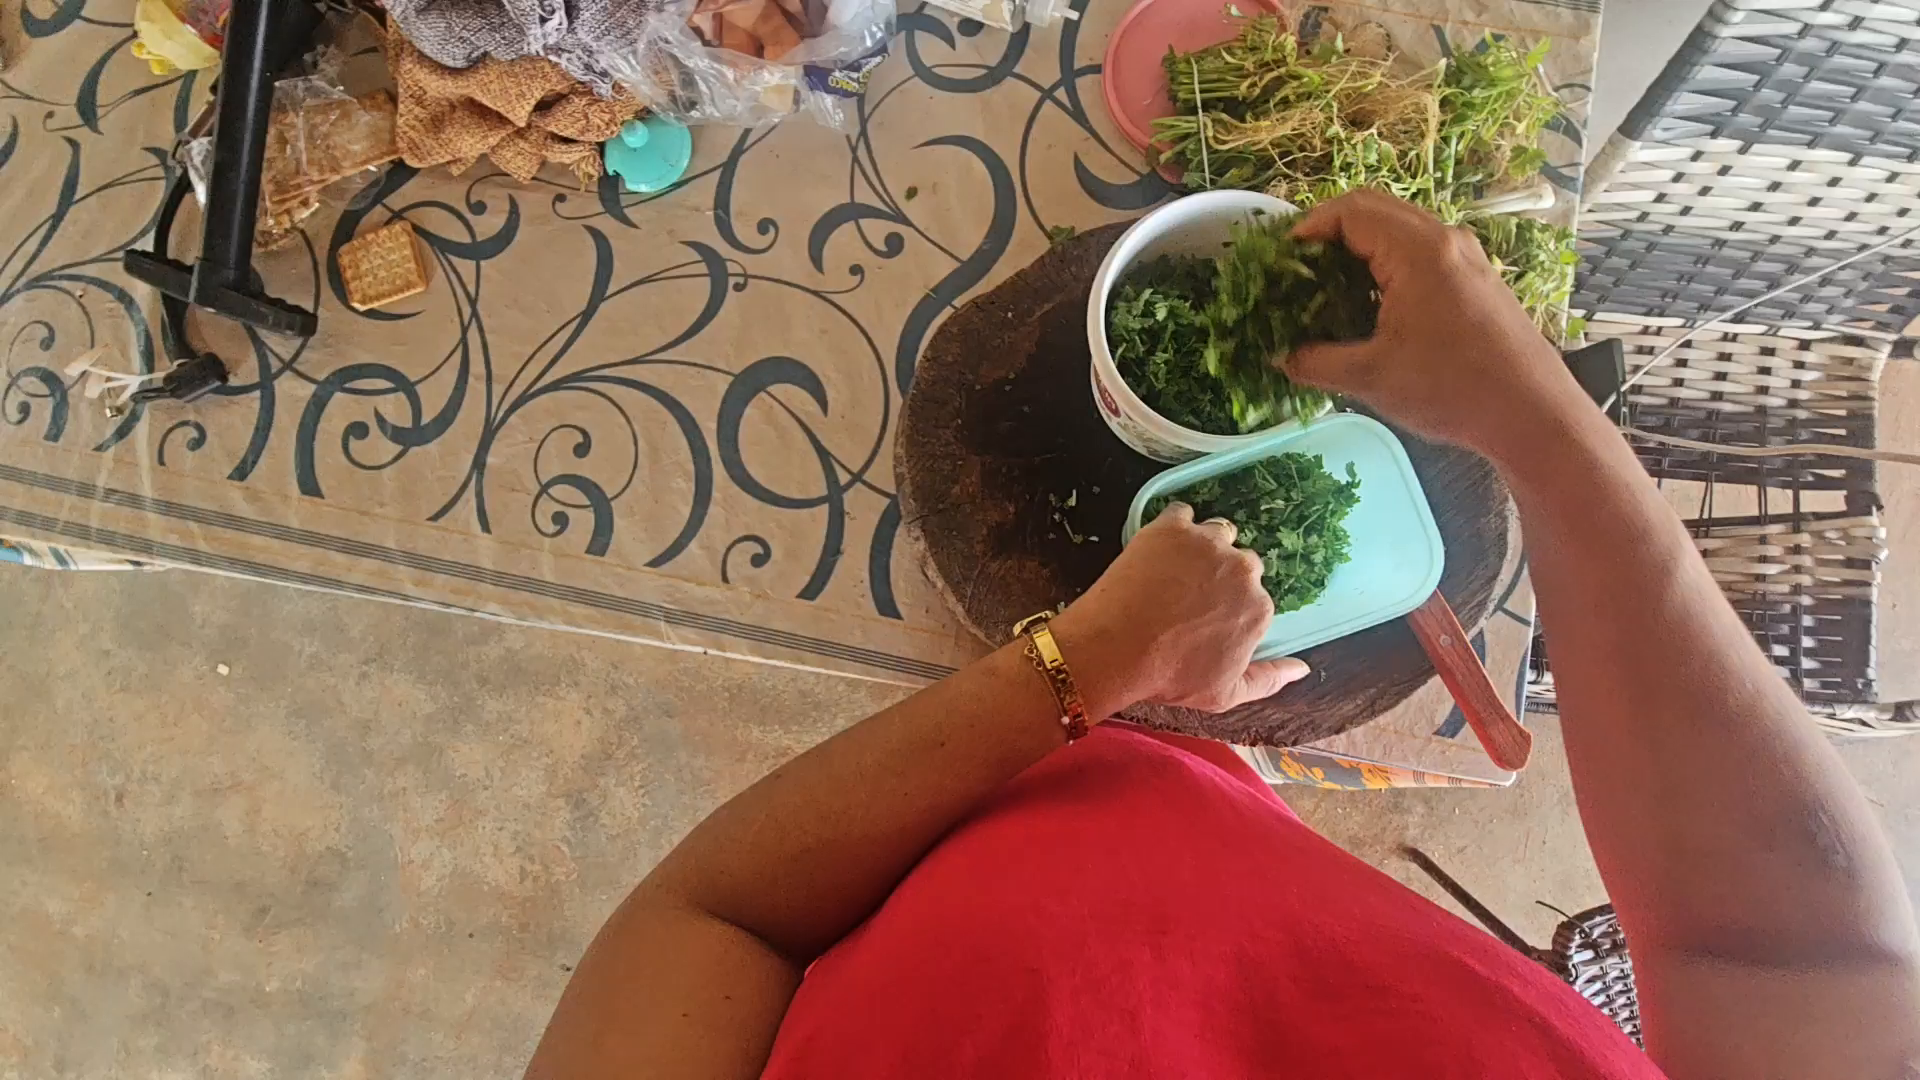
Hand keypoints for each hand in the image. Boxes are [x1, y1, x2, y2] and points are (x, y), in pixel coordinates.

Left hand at [1050, 503, 1310, 714]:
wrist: (1114, 648)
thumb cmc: (1169, 675)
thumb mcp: (1226, 694)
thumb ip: (1269, 679)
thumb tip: (1301, 668)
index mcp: (1259, 607)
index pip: (1255, 596)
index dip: (1231, 604)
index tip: (1207, 615)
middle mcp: (1241, 569)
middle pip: (1240, 562)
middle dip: (1221, 574)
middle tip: (1188, 593)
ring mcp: (1206, 543)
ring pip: (1216, 532)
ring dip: (1203, 545)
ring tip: (1176, 567)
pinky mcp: (1171, 527)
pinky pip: (1181, 513)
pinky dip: (1174, 525)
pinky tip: (1160, 544)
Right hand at [1281, 190, 1591, 459]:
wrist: (1530, 411)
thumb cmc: (1449, 388)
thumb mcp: (1367, 377)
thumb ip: (1313, 361)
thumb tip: (1279, 355)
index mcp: (1418, 251)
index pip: (1351, 211)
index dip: (1307, 228)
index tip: (1278, 261)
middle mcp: (1443, 241)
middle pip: (1374, 211)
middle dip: (1325, 235)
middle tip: (1292, 271)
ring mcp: (1462, 258)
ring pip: (1395, 231)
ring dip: (1352, 250)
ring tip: (1317, 289)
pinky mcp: (1469, 280)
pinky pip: (1413, 254)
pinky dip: (1377, 266)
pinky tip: (1358, 305)